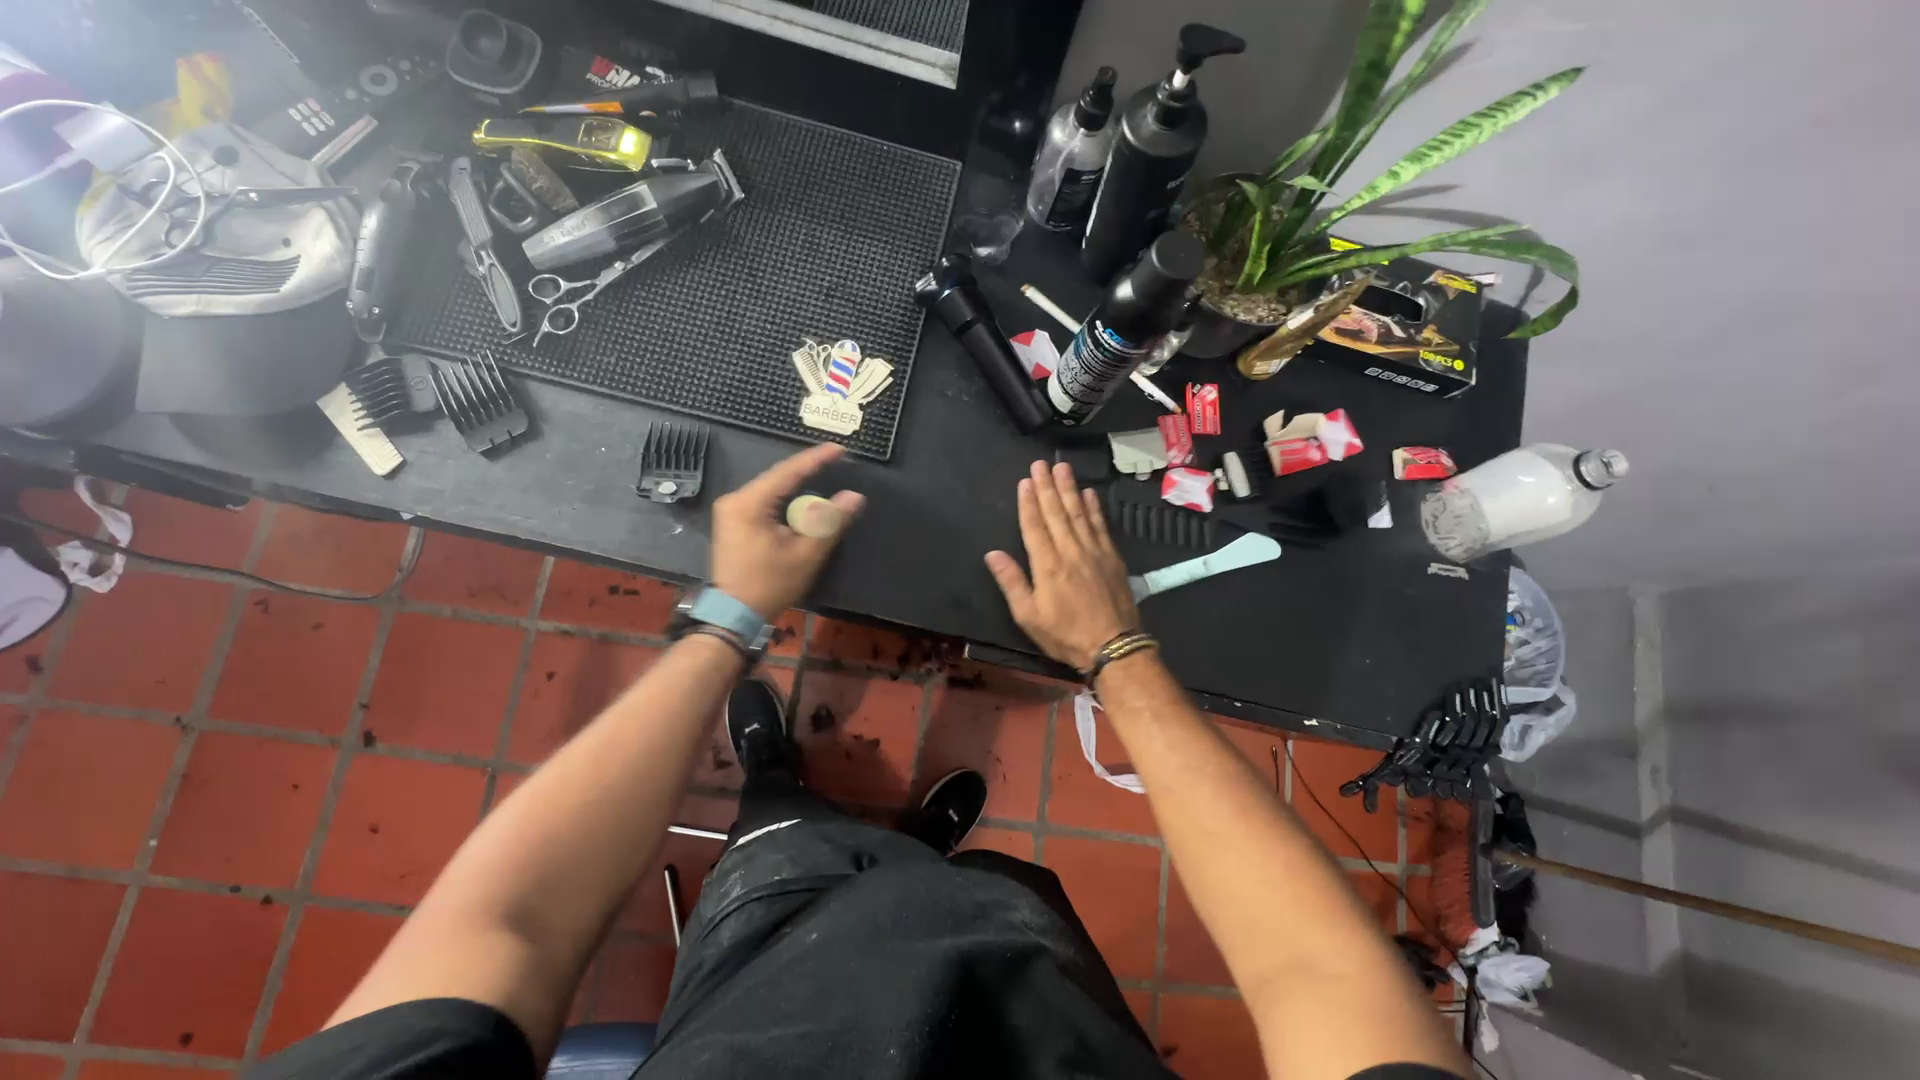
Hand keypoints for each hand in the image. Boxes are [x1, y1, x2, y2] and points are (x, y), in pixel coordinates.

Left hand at [711, 443, 865, 620]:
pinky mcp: (733, 522)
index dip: (816, 459)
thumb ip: (830, 522)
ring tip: (823, 473)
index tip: (839, 448)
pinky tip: (802, 497)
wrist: (735, 614)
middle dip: (807, 470)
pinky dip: (785, 500)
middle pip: (778, 478)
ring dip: (797, 487)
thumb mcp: (806, 554)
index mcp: (749, 503)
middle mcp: (735, 500)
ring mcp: (730, 511)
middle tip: (835, 460)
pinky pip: (764, 501)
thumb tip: (854, 497)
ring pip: (771, 490)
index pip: (788, 472)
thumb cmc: (770, 584)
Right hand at [984, 460, 1140, 671]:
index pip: (1034, 526)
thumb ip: (1012, 582)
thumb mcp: (1029, 616)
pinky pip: (1100, 525)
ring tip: (1063, 468)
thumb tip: (993, 554)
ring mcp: (1094, 552)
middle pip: (1057, 513)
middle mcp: (1070, 551)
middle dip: (1047, 487)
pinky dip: (1094, 508)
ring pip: (1079, 513)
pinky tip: (1089, 493)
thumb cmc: (1065, 635)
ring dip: (1069, 489)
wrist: (1114, 646)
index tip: (1025, 481)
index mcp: (1047, 565)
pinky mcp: (1112, 557)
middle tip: (1041, 463)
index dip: (1028, 503)